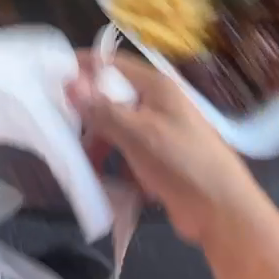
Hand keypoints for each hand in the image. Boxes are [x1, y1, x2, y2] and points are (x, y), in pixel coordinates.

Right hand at [68, 54, 274, 248]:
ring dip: (97, 141)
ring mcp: (158, 131)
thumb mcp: (137, 134)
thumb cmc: (182, 164)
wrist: (224, 215)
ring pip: (115, 125)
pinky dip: (112, 160)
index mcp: (156, 87)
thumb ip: (101, 108)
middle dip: (87, 112)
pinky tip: (103, 176)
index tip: (54, 76)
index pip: (112, 63)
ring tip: (85, 160)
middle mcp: (157, 103)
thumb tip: (68, 82)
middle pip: (110, 96)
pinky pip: (125, 149)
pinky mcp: (158, 157)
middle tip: (63, 124)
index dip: (83, 66)